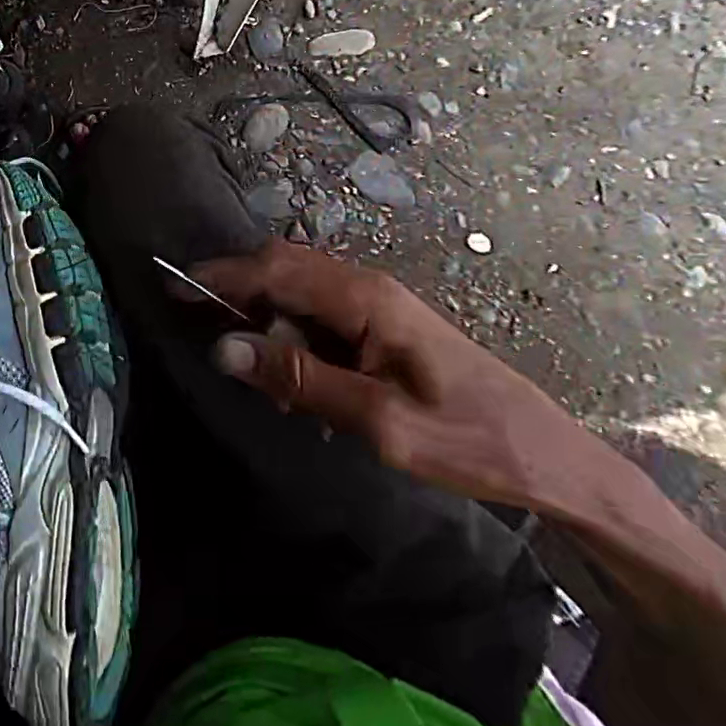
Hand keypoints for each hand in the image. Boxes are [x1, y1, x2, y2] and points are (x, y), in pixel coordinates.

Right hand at [188, 238, 618, 515]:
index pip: (275, 270)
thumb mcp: (380, 422)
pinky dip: (287, 333)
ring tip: (254, 373)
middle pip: (281, 267)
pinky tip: (290, 375)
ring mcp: (375, 304)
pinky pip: (315, 313)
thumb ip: (299, 380)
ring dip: (262, 318)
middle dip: (234, 288)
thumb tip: (224, 348)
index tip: (173, 286)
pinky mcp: (378, 325)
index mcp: (367, 300)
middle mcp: (367, 287)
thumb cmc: (471, 440)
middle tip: (198, 324)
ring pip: (295, 289)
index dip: (220, 275)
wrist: (552, 459)